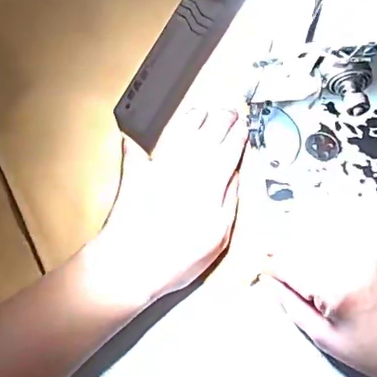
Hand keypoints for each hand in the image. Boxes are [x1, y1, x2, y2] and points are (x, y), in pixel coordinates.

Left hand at [80, 104, 247, 307]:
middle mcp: (185, 166)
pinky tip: (143, 134)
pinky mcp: (136, 173)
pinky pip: (140, 149)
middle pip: (207, 132)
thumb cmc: (178, 256)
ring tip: (201, 114)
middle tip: (229, 113)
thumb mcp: (219, 234)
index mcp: (210, 180)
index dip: (239, 134)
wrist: (131, 262)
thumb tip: (235, 175)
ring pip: (179, 133)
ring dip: (192, 120)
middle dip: (221, 119)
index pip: (230, 147)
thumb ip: (230, 199)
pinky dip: (142, 141)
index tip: (244, 126)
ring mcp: (159, 167)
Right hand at [264, 222, 376, 376]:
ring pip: (319, 220)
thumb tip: (269, 277)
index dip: (272, 267)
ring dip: (311, 239)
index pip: (283, 258)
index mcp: (337, 284)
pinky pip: (345, 217)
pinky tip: (340, 253)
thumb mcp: (326, 338)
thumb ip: (291, 303)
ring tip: (321, 265)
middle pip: (299, 235)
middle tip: (298, 275)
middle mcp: (354, 251)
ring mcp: (373, 236)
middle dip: (292, 253)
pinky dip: (334, 231)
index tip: (273, 275)